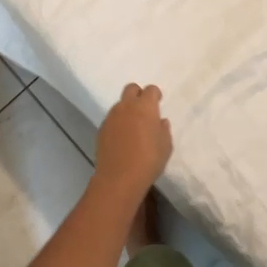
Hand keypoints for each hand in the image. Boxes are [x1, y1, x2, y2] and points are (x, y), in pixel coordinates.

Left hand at [92, 84, 172, 200]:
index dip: (155, 95)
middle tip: (144, 109)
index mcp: (145, 107)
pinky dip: (118, 123)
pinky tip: (122, 138)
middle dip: (138, 94)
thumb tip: (160, 121)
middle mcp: (126, 106)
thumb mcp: (165, 146)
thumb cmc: (148, 160)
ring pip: (119, 104)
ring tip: (133, 127)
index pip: (151, 90)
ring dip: (127, 109)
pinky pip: (112, 119)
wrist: (119, 178)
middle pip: (131, 89)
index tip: (158, 103)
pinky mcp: (101, 129)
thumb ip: (163, 130)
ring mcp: (111, 117)